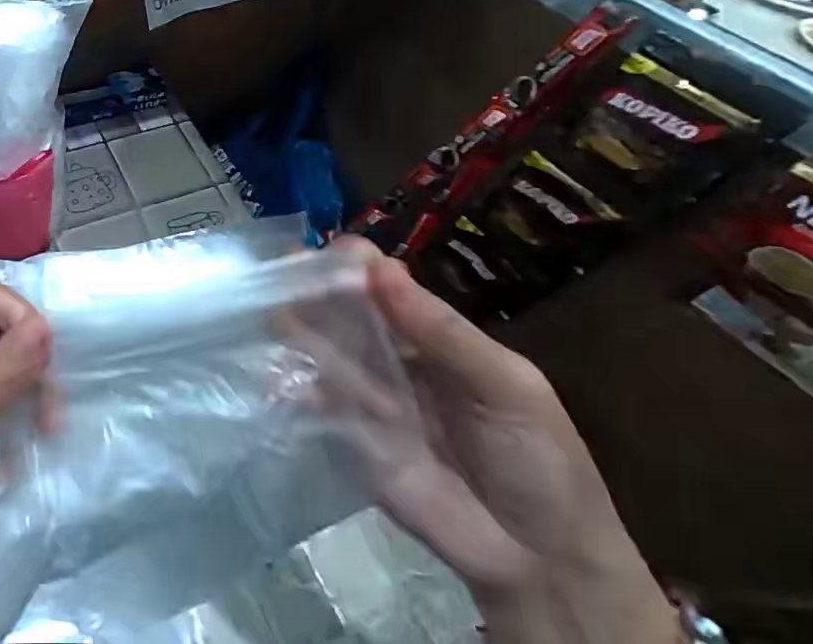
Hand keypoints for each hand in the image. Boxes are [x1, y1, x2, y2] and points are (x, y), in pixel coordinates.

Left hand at [0, 280, 50, 643]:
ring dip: (31, 405)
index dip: (13, 314)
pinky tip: (20, 465)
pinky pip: (9, 426)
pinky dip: (22, 438)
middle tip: (50, 405)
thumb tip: (44, 325)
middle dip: (30, 365)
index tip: (43, 348)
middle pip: (0, 341)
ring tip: (46, 434)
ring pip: (11, 385)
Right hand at [277, 240, 680, 643]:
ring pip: (326, 358)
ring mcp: (368, 403)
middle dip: (316, 294)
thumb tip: (382, 268)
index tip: (332, 250)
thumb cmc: (539, 460)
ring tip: (271, 312)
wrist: (540, 563)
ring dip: (298, 334)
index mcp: (433, 340)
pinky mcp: (348, 442)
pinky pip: (316, 409)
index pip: (387, 292)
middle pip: (347, 320)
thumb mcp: (506, 385)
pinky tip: (274, 376)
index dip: (359, 269)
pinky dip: (292, 391)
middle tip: (282, 271)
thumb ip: (443, 331)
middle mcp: (394, 363)